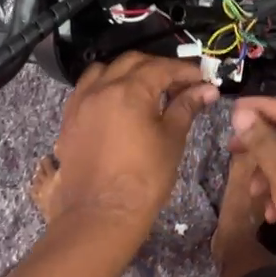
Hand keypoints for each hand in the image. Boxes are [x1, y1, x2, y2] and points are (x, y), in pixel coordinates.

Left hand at [30, 54, 217, 250]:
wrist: (102, 214)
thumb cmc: (145, 178)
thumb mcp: (172, 139)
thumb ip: (186, 107)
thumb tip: (206, 89)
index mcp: (129, 90)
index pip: (162, 67)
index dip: (185, 70)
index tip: (202, 77)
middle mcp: (101, 88)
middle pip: (132, 62)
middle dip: (158, 67)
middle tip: (179, 84)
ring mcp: (81, 103)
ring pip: (104, 70)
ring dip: (127, 72)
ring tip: (145, 89)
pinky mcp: (69, 120)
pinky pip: (86, 90)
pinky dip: (105, 87)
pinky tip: (117, 103)